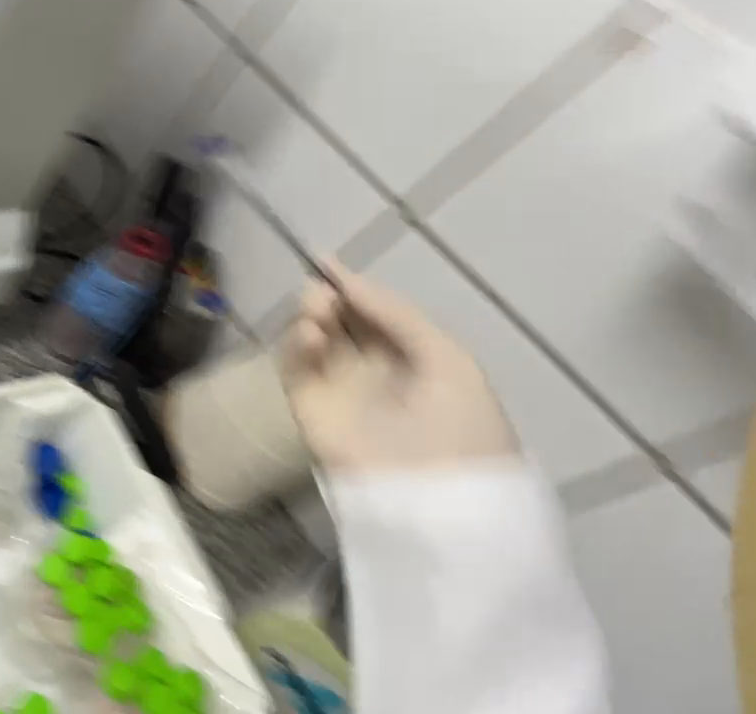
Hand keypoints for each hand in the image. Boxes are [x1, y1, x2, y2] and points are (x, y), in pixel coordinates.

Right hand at [281, 263, 518, 472]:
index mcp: (412, 358)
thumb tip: (347, 281)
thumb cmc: (460, 425)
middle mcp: (372, 368)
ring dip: (310, 318)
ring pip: (313, 339)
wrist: (440, 495)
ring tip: (316, 313)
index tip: (324, 260)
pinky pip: (294, 368)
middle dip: (328, 299)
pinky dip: (295, 345)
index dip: (352, 286)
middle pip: (339, 321)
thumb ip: (397, 315)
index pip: (374, 314)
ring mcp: (338, 387)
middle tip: (322, 291)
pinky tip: (310, 336)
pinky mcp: (309, 406)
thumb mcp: (448, 360)